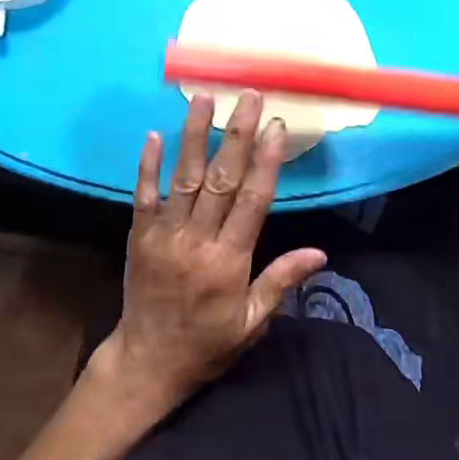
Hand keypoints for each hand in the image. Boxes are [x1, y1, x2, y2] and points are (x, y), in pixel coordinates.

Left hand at [88, 91, 326, 419]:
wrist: (148, 361)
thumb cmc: (207, 343)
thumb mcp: (251, 323)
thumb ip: (280, 282)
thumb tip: (320, 253)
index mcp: (229, 261)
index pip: (252, 201)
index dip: (266, 162)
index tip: (277, 127)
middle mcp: (197, 240)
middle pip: (220, 179)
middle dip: (237, 135)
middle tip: (248, 98)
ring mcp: (164, 234)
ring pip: (183, 178)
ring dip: (194, 136)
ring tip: (204, 99)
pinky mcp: (138, 234)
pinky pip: (143, 194)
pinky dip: (148, 164)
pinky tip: (154, 134)